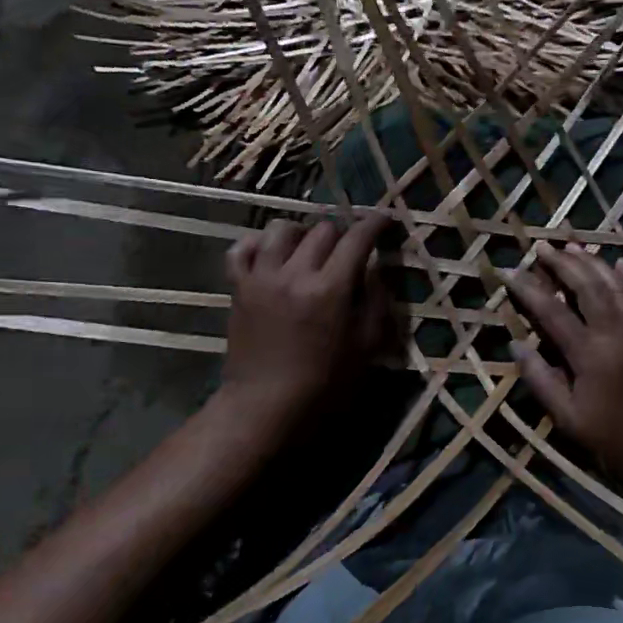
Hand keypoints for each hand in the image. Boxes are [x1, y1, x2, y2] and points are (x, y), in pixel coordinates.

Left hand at [213, 215, 390, 436]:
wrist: (265, 403)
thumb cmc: (324, 380)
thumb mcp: (367, 345)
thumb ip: (377, 301)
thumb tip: (375, 269)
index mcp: (330, 289)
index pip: (357, 238)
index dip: (375, 223)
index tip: (384, 219)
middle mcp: (295, 273)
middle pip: (322, 229)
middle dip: (342, 232)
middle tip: (348, 247)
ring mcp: (261, 277)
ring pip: (282, 229)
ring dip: (302, 232)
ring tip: (309, 246)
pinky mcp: (238, 286)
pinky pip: (242, 248)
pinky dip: (258, 243)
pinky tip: (271, 252)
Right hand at [505, 244, 622, 476]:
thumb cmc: (610, 434)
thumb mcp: (567, 416)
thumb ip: (540, 378)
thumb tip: (516, 344)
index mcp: (590, 353)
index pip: (553, 311)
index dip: (529, 289)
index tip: (510, 272)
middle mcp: (615, 332)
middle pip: (588, 285)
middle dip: (564, 262)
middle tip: (543, 246)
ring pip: (615, 283)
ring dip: (593, 261)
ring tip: (572, 245)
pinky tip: (619, 262)